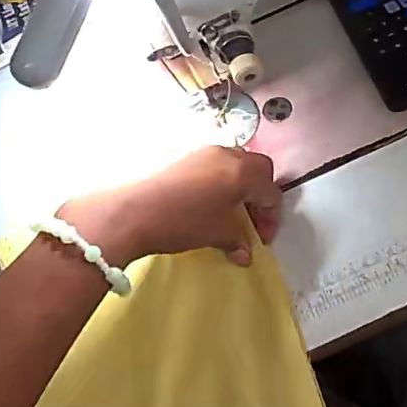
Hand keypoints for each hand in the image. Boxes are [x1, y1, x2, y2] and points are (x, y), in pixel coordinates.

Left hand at [57, 146, 280, 267]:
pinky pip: (218, 164)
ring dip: (243, 186)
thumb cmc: (183, 222)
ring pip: (238, 164)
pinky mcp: (189, 157)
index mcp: (243, 173)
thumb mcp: (217, 234)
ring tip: (233, 211)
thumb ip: (237, 240)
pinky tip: (212, 203)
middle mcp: (229, 155)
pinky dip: (224, 181)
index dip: (271, 218)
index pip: (271, 192)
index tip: (262, 240)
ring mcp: (206, 153)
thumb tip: (245, 253)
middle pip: (259, 170)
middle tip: (253, 220)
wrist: (135, 212)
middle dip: (261, 195)